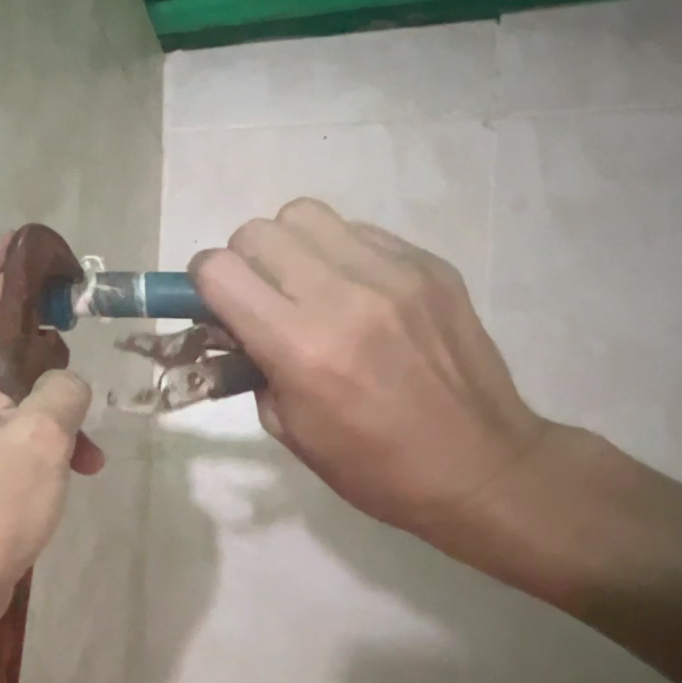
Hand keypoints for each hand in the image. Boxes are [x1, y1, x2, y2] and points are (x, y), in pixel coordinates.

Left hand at [0, 234, 104, 636]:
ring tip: (86, 421)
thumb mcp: (45, 436)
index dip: (6, 265)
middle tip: (46, 278)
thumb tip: (63, 383)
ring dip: (42, 395)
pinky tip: (74, 460)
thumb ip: (63, 390)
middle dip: (14, 305)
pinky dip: (29, 430)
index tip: (28, 241)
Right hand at [189, 198, 555, 540]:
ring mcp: (392, 274)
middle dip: (243, 262)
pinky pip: (359, 232)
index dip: (203, 283)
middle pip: (258, 233)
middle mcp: (341, 296)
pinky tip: (357, 294)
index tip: (214, 304)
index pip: (219, 271)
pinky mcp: (429, 265)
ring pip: (305, 215)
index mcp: (299, 347)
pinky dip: (340, 254)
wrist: (478, 467)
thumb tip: (232, 325)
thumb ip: (250, 365)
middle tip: (261, 298)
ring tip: (306, 284)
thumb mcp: (285, 426)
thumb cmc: (370, 465)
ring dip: (290, 246)